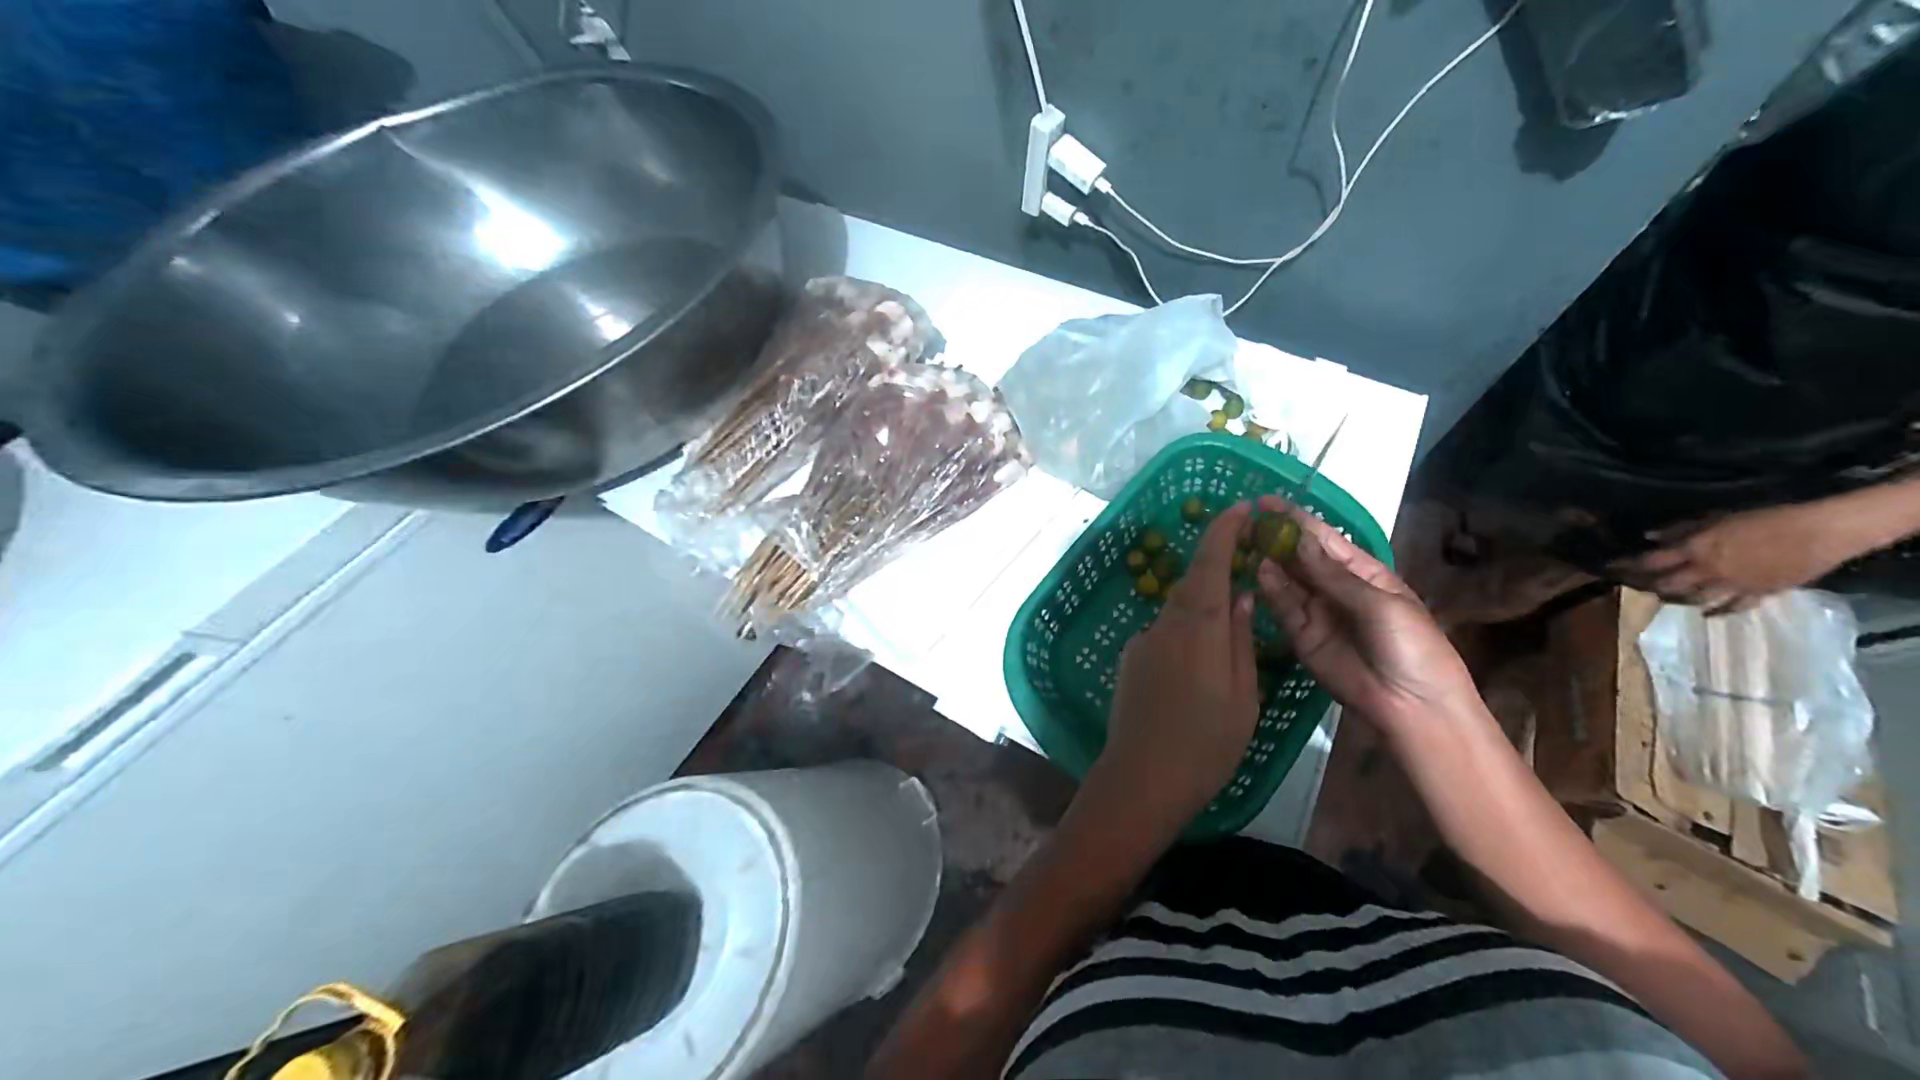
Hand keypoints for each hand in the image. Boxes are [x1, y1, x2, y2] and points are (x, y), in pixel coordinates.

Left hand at [1095, 501, 1259, 833]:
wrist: (1141, 778)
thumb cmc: (1205, 742)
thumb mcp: (1241, 693)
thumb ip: (1238, 638)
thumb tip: (1239, 594)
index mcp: (1195, 627)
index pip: (1209, 565)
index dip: (1223, 533)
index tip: (1240, 508)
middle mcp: (1162, 625)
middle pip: (1191, 584)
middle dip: (1215, 563)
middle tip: (1246, 555)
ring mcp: (1141, 642)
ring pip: (1177, 610)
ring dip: (1202, 602)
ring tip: (1232, 616)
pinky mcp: (1130, 661)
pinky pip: (1165, 633)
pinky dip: (1186, 630)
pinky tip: (1200, 659)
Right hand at [1254, 496, 1480, 738]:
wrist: (1411, 706)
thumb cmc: (1411, 647)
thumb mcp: (1379, 604)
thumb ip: (1333, 575)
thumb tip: (1297, 541)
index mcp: (1363, 572)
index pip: (1323, 538)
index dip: (1295, 519)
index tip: (1265, 502)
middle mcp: (1334, 587)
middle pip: (1298, 556)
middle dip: (1274, 537)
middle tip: (1243, 522)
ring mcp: (1315, 611)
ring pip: (1285, 579)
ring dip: (1266, 560)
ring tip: (1241, 542)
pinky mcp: (1300, 635)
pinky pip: (1281, 607)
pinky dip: (1268, 589)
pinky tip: (1256, 572)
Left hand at [1614, 503, 1856, 613]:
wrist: (1822, 532)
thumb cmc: (1769, 518)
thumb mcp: (1719, 518)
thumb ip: (1682, 529)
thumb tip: (1649, 536)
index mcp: (1696, 550)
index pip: (1650, 562)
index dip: (1626, 566)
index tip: (1607, 568)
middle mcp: (1708, 572)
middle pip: (1667, 585)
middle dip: (1645, 585)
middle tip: (1631, 585)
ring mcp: (1733, 586)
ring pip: (1694, 599)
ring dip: (1676, 599)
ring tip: (1663, 598)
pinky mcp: (1760, 595)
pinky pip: (1732, 608)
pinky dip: (1717, 612)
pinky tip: (1706, 615)